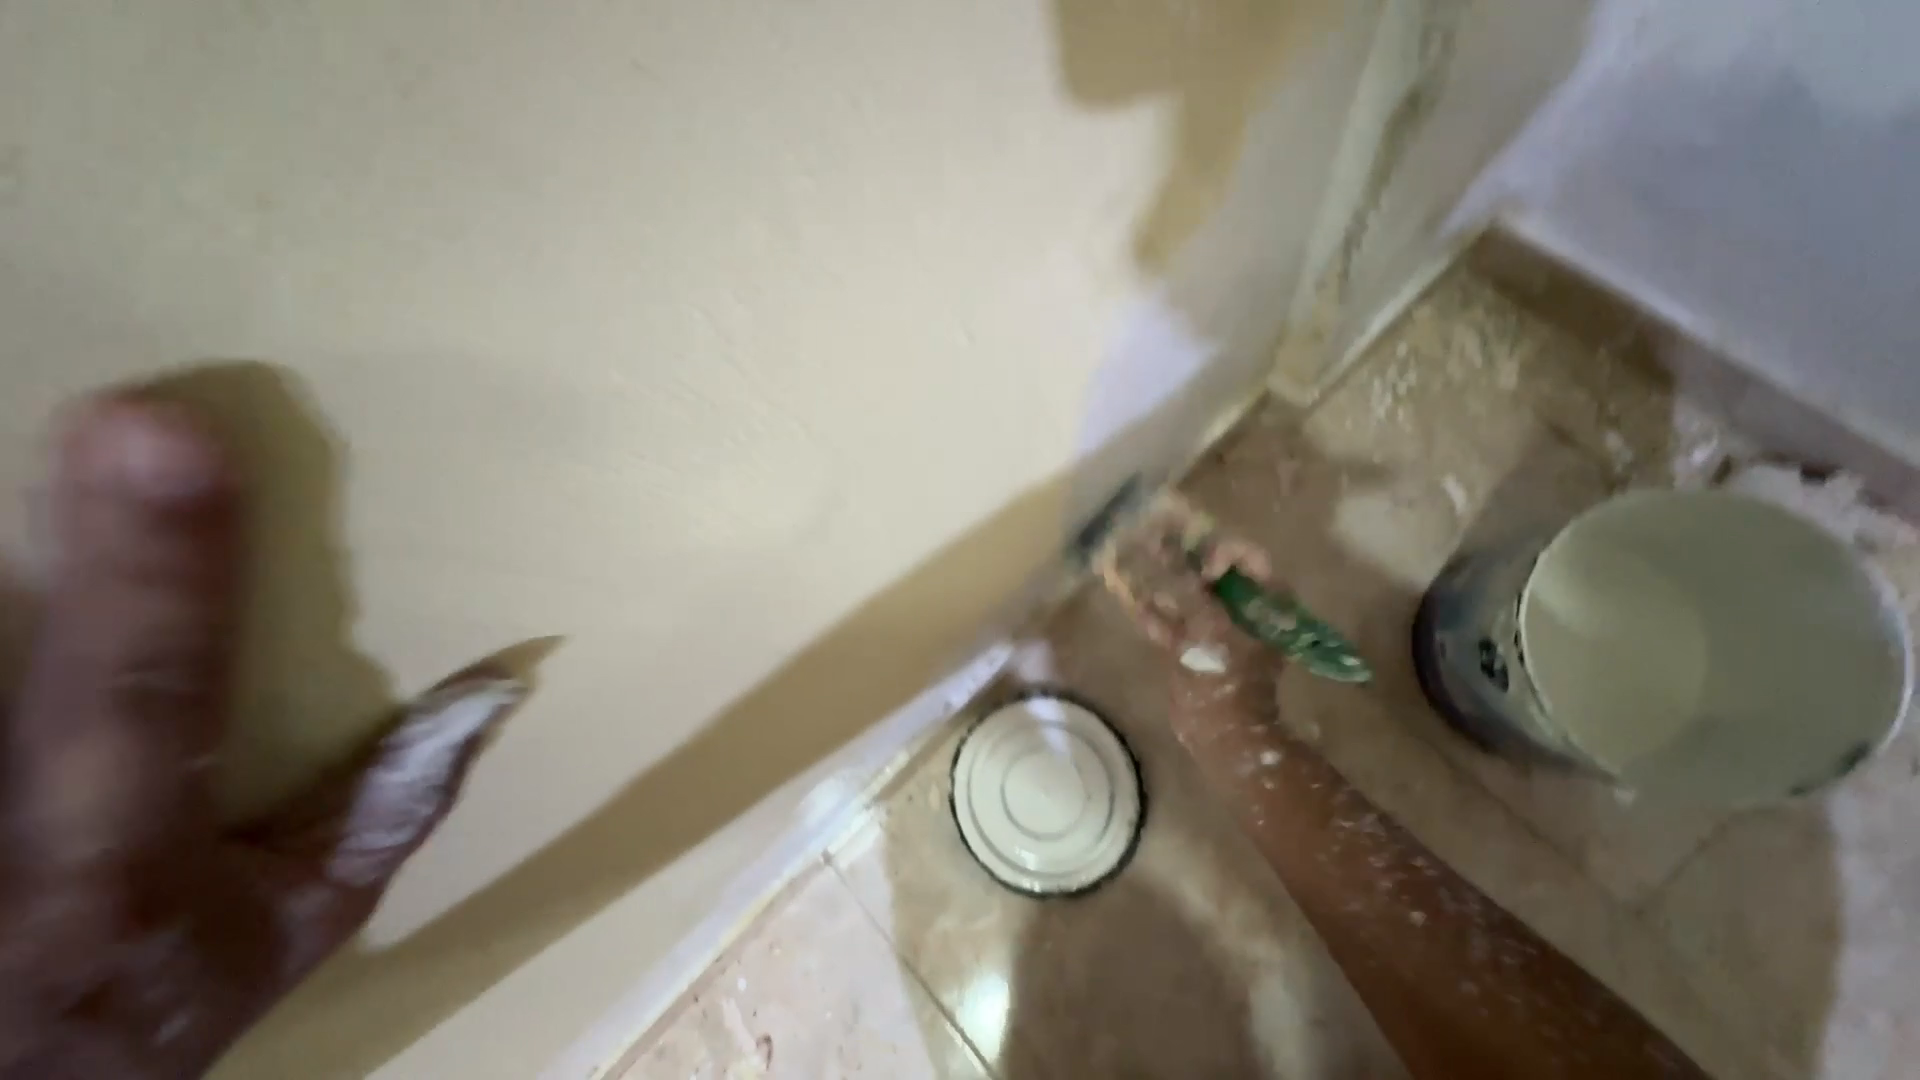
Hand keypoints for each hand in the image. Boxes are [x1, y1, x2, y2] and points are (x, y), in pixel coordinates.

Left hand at [0, 397, 522, 1078]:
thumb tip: (497, 684)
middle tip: (120, 411)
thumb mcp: (310, 916)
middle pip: (13, 638)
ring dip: (23, 547)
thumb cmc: (164, 998)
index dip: (161, 565)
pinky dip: (15, 586)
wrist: (6, 1064)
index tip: (163, 431)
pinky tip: (45, 543)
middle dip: (71, 527)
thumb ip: (397, 802)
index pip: (145, 687)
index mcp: (115, 862)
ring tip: (93, 459)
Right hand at [1094, 497, 1271, 660]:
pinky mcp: (1194, 648)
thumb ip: (1191, 588)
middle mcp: (1243, 611)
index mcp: (1264, 604)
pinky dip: (1153, 611)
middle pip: (1213, 573)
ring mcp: (1217, 631)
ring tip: (1138, 553)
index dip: (1223, 551)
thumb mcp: (1209, 625)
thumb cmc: (1225, 675)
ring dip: (1164, 579)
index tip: (1201, 563)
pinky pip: (1173, 622)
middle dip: (1184, 557)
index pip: (1248, 559)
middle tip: (1157, 536)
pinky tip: (1128, 593)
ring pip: (1189, 596)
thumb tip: (1171, 555)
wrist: (1219, 731)